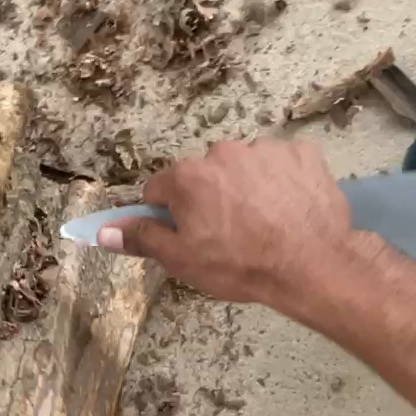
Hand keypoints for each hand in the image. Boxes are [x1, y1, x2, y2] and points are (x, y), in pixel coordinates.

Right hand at [99, 138, 393, 315]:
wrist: (312, 265)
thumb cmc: (239, 265)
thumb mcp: (181, 259)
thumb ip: (142, 238)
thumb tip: (104, 231)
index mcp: (187, 177)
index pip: (159, 190)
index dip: (168, 215)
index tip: (185, 234)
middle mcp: (221, 152)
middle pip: (201, 175)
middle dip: (207, 198)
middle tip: (225, 234)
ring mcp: (264, 149)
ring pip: (240, 168)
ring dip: (243, 188)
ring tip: (261, 224)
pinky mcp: (302, 153)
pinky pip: (279, 163)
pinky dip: (278, 181)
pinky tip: (286, 209)